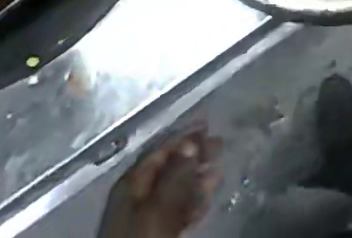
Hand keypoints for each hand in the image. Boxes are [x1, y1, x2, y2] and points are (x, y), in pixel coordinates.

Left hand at [98, 128, 222, 237]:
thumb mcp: (158, 209)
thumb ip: (175, 175)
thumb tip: (191, 141)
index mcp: (131, 183)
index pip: (160, 149)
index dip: (184, 135)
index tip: (209, 124)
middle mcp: (135, 196)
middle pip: (168, 167)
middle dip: (194, 155)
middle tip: (220, 146)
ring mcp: (143, 218)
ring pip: (173, 190)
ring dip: (196, 179)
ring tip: (219, 171)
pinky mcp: (153, 237)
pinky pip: (174, 212)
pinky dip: (191, 203)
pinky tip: (205, 202)